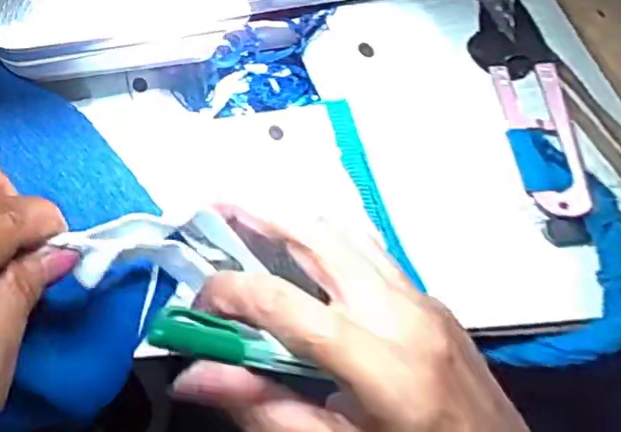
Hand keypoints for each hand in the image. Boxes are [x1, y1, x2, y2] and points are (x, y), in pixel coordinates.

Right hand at [170, 207, 526, 431]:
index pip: (281, 303)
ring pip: (342, 231)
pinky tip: (301, 258)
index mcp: (386, 369)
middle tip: (211, 211)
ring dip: (289, 221)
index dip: (227, 294)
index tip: (199, 306)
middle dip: (255, 214)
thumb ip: (261, 408)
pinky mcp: (433, 304)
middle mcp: (405, 317)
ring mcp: (425, 304)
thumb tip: (187, 375)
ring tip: (246, 221)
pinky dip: (323, 241)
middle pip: (315, 235)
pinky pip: (367, 251)